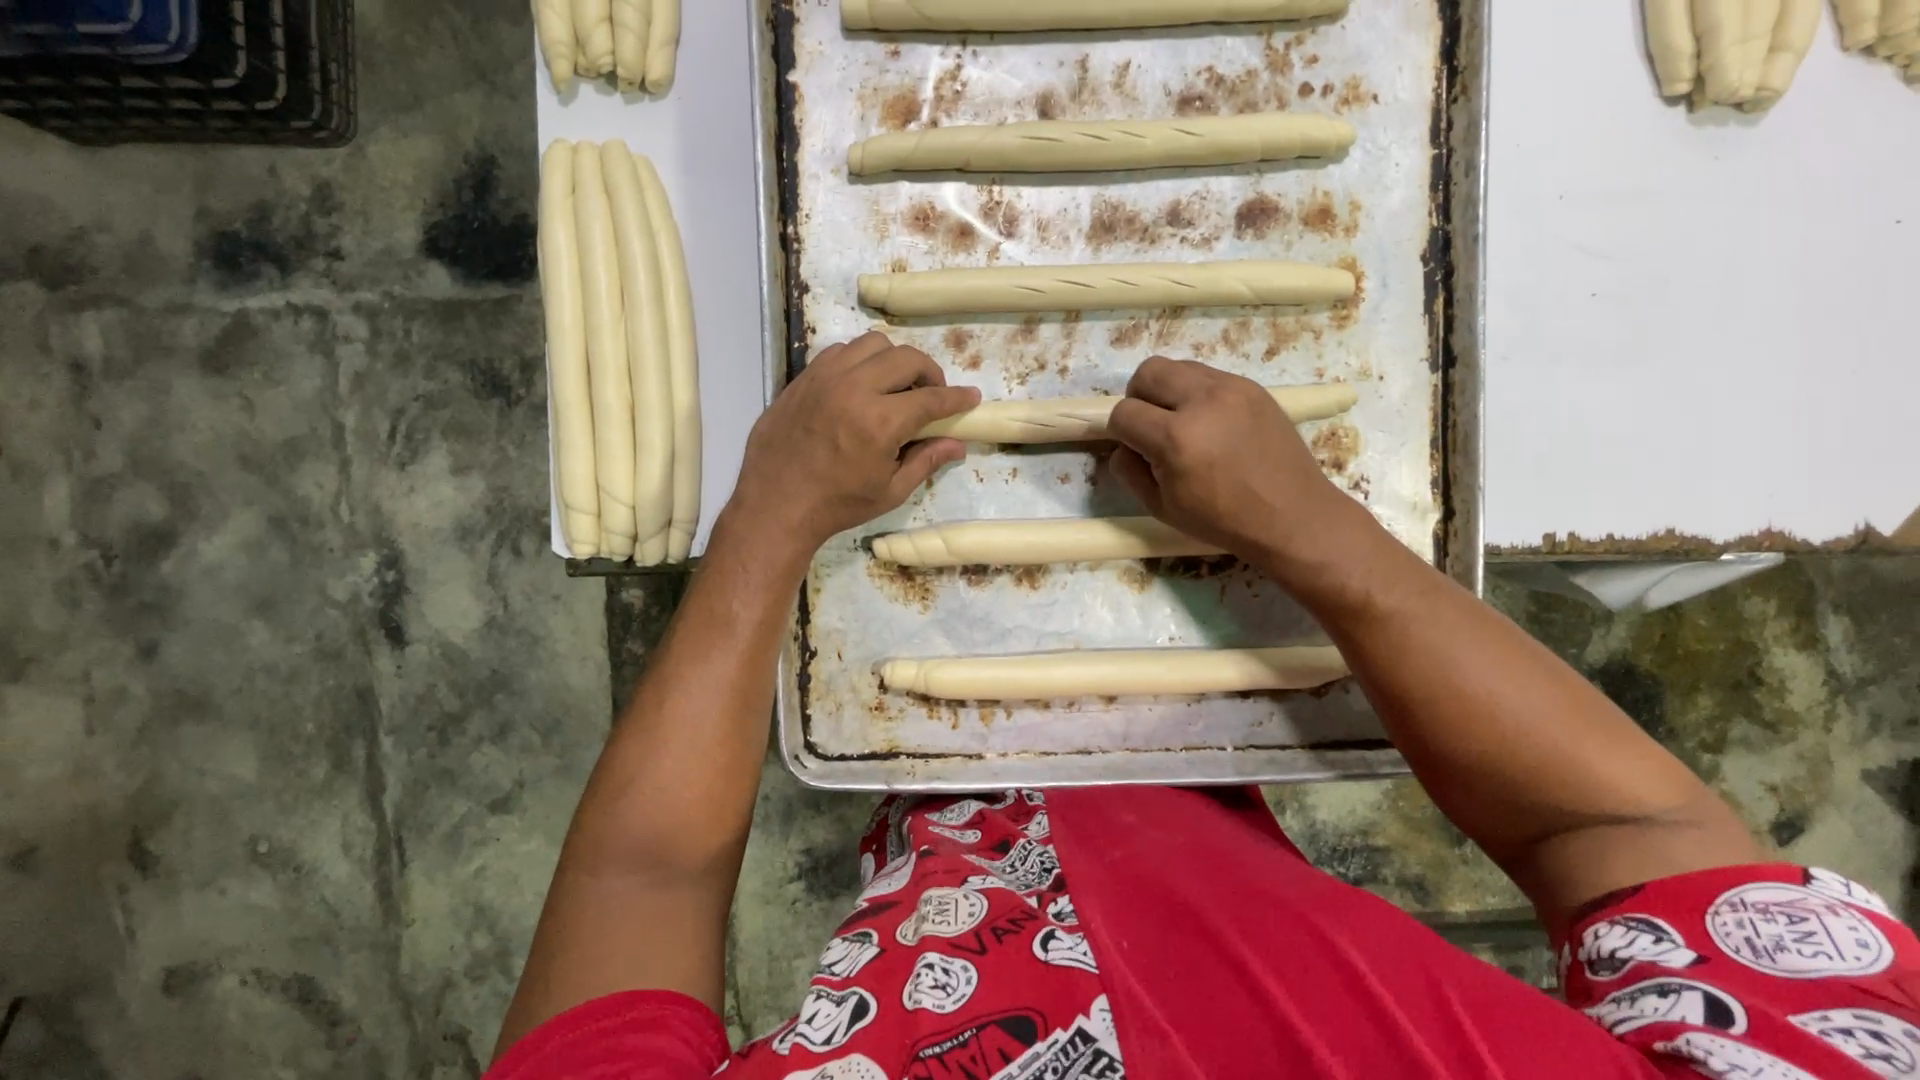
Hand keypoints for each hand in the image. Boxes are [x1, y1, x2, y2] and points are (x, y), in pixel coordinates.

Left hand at [724, 332, 978, 558]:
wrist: (775, 504)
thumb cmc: (836, 505)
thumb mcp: (890, 490)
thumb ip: (926, 461)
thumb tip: (958, 445)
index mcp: (880, 422)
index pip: (931, 399)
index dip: (956, 398)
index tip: (970, 397)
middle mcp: (854, 389)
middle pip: (906, 358)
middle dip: (929, 373)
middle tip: (931, 395)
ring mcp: (825, 379)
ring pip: (872, 344)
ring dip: (893, 361)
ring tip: (895, 386)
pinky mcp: (804, 378)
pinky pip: (840, 351)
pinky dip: (859, 361)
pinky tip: (861, 385)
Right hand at [1107, 357, 1361, 569]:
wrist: (1292, 515)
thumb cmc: (1223, 521)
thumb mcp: (1162, 508)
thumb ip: (1130, 472)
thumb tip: (1123, 447)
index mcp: (1176, 439)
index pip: (1124, 413)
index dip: (1120, 432)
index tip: (1134, 449)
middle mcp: (1202, 402)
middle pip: (1147, 373)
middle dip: (1138, 398)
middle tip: (1152, 427)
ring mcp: (1231, 389)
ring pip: (1177, 367)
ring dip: (1168, 391)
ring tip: (1181, 422)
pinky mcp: (1252, 387)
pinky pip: (1208, 375)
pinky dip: (1197, 393)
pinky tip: (1210, 423)